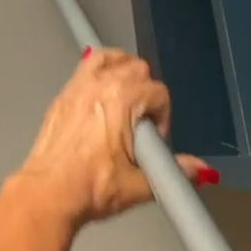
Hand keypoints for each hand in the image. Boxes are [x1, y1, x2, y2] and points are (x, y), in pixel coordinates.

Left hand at [8, 47, 215, 226]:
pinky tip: (100, 89)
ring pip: (109, 57)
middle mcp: (102, 84)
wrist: (48, 193)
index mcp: (124, 100)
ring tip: (127, 91)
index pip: (159, 93)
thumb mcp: (139, 185)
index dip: (163, 116)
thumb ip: (174, 173)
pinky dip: (98, 69)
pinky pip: (85, 66)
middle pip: (137, 68)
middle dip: (147, 91)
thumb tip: (201, 170)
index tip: (156, 137)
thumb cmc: (90, 188)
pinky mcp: (63, 94)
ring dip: (123, 68)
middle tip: (144, 119)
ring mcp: (79, 86)